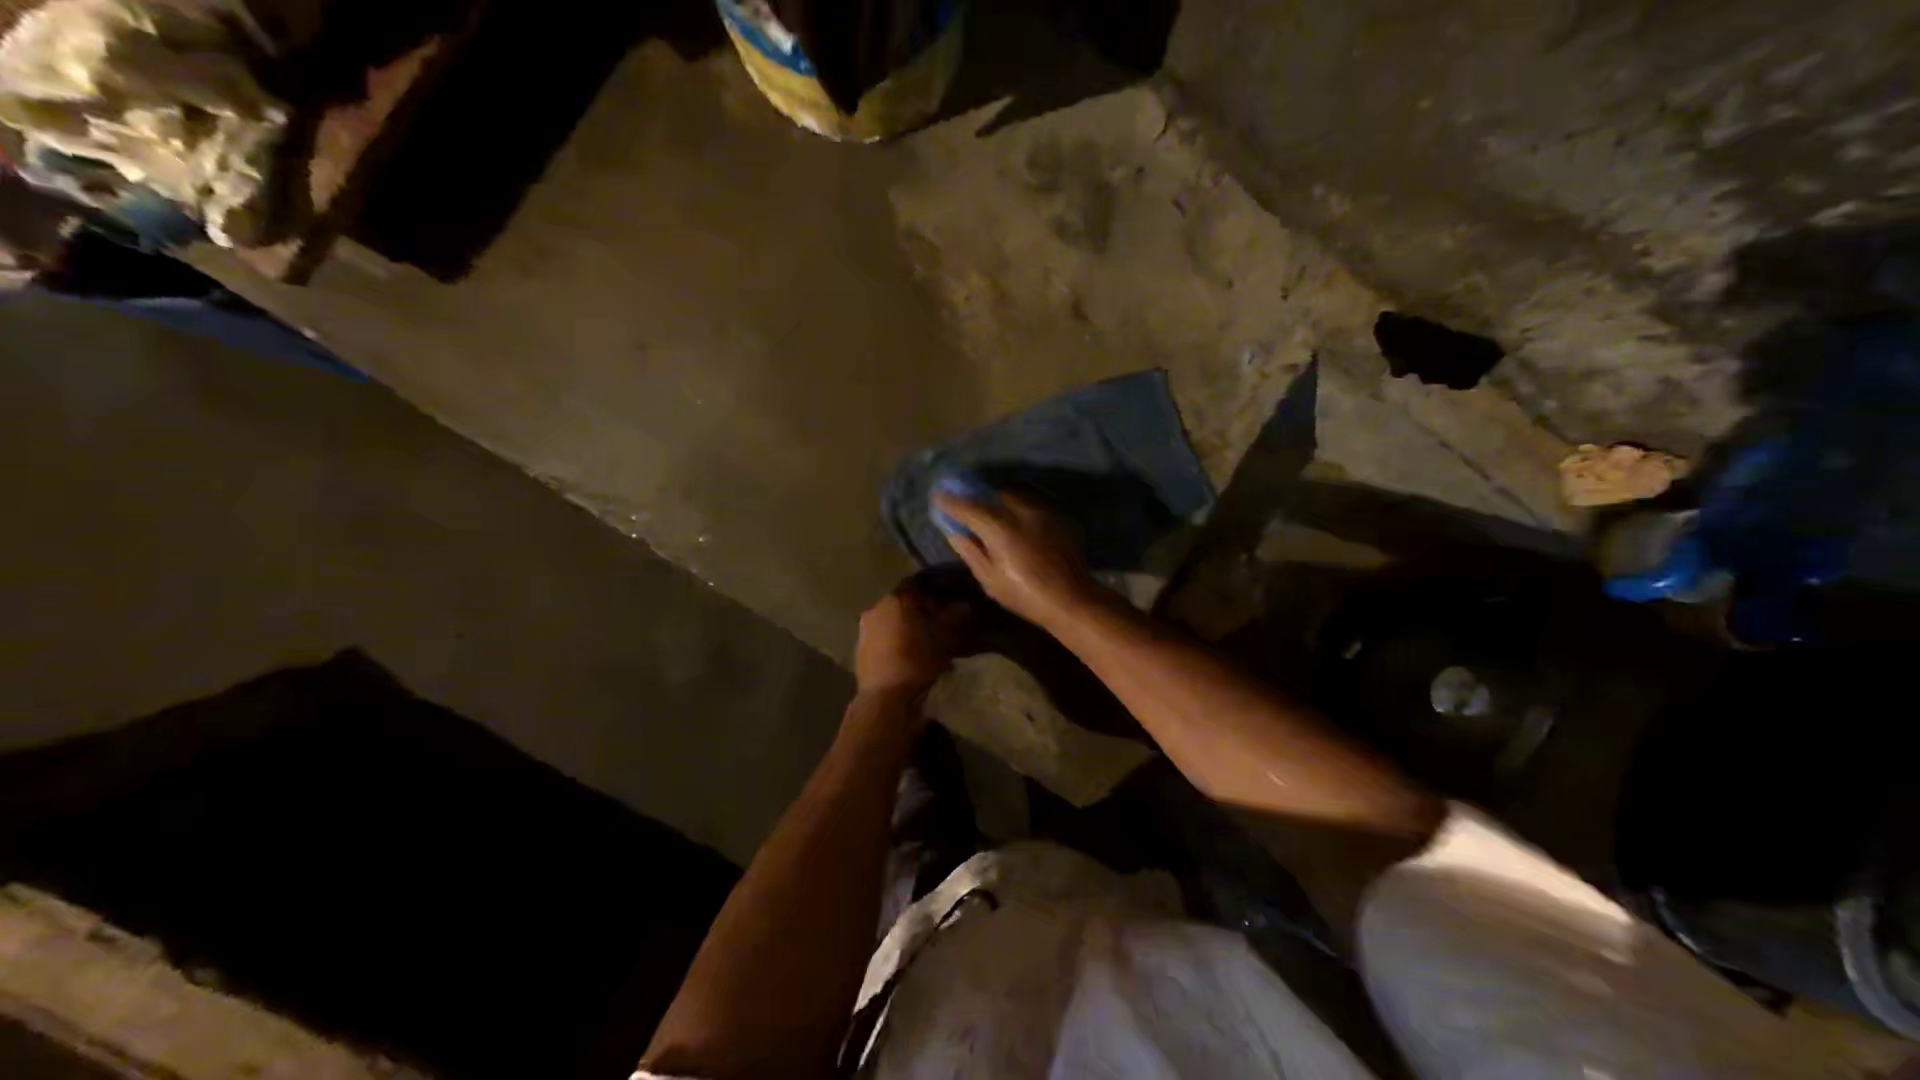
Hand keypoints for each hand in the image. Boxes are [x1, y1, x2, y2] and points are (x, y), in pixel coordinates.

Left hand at [854, 581, 965, 697]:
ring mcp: (865, 630)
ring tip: (925, 645)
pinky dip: (895, 644)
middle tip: (939, 627)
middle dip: (920, 613)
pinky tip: (908, 658)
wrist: (886, 698)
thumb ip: (954, 617)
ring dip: (907, 630)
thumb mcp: (944, 638)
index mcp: (895, 599)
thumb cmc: (917, 660)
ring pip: (892, 623)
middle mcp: (876, 608)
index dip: (935, 595)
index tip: (948, 607)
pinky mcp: (860, 651)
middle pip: (903, 605)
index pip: (917, 586)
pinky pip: (883, 640)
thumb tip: (964, 605)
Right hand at [932, 489, 1102, 627]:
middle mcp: (1021, 512)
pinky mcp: (1057, 517)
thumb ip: (970, 551)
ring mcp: (1042, 512)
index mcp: (1001, 528)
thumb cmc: (1025, 595)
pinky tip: (1016, 521)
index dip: (951, 501)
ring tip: (992, 512)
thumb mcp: (990, 579)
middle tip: (967, 506)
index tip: (939, 496)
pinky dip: (1018, 507)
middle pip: (993, 494)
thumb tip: (955, 532)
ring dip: (999, 499)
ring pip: (1015, 495)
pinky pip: (1032, 503)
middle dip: (978, 497)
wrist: (1071, 599)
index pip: (969, 506)